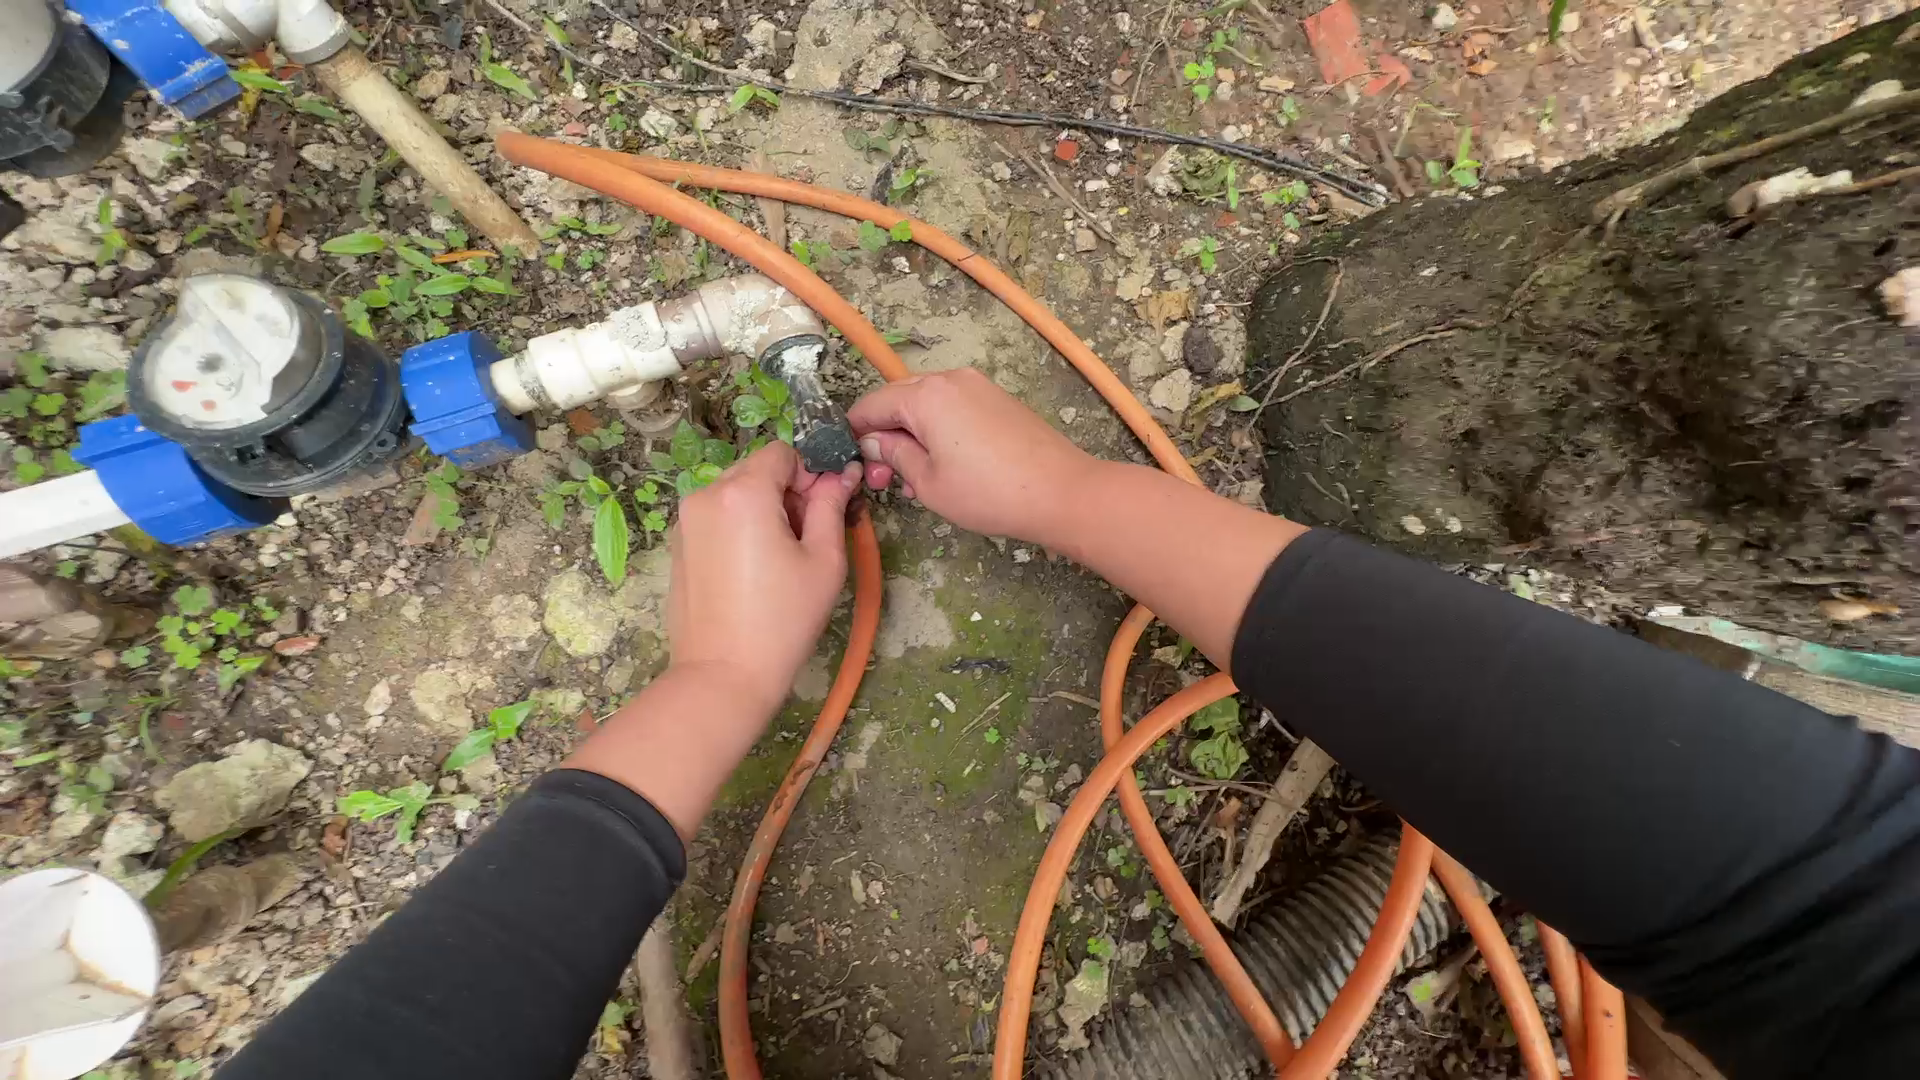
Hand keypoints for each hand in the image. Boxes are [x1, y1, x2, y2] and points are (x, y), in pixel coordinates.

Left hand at [666, 441, 860, 715]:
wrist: (724, 674)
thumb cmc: (784, 618)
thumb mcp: (824, 560)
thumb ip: (832, 506)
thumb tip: (844, 474)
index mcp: (743, 492)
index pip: (783, 453)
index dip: (810, 475)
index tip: (825, 511)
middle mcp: (706, 494)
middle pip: (757, 470)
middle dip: (786, 492)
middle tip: (806, 538)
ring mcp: (685, 521)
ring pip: (736, 493)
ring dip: (762, 509)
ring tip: (778, 559)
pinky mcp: (678, 546)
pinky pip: (716, 517)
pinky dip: (739, 528)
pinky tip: (752, 571)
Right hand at [846, 368, 1099, 544]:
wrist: (1059, 491)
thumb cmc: (988, 493)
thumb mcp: (928, 482)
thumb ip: (894, 455)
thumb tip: (875, 442)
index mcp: (925, 396)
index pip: (871, 405)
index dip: (855, 433)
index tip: (853, 461)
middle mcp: (950, 379)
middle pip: (898, 399)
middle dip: (885, 435)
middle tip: (885, 478)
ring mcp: (978, 386)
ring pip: (927, 404)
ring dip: (912, 434)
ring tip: (915, 478)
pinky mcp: (998, 399)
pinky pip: (954, 407)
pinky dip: (939, 430)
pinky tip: (944, 464)